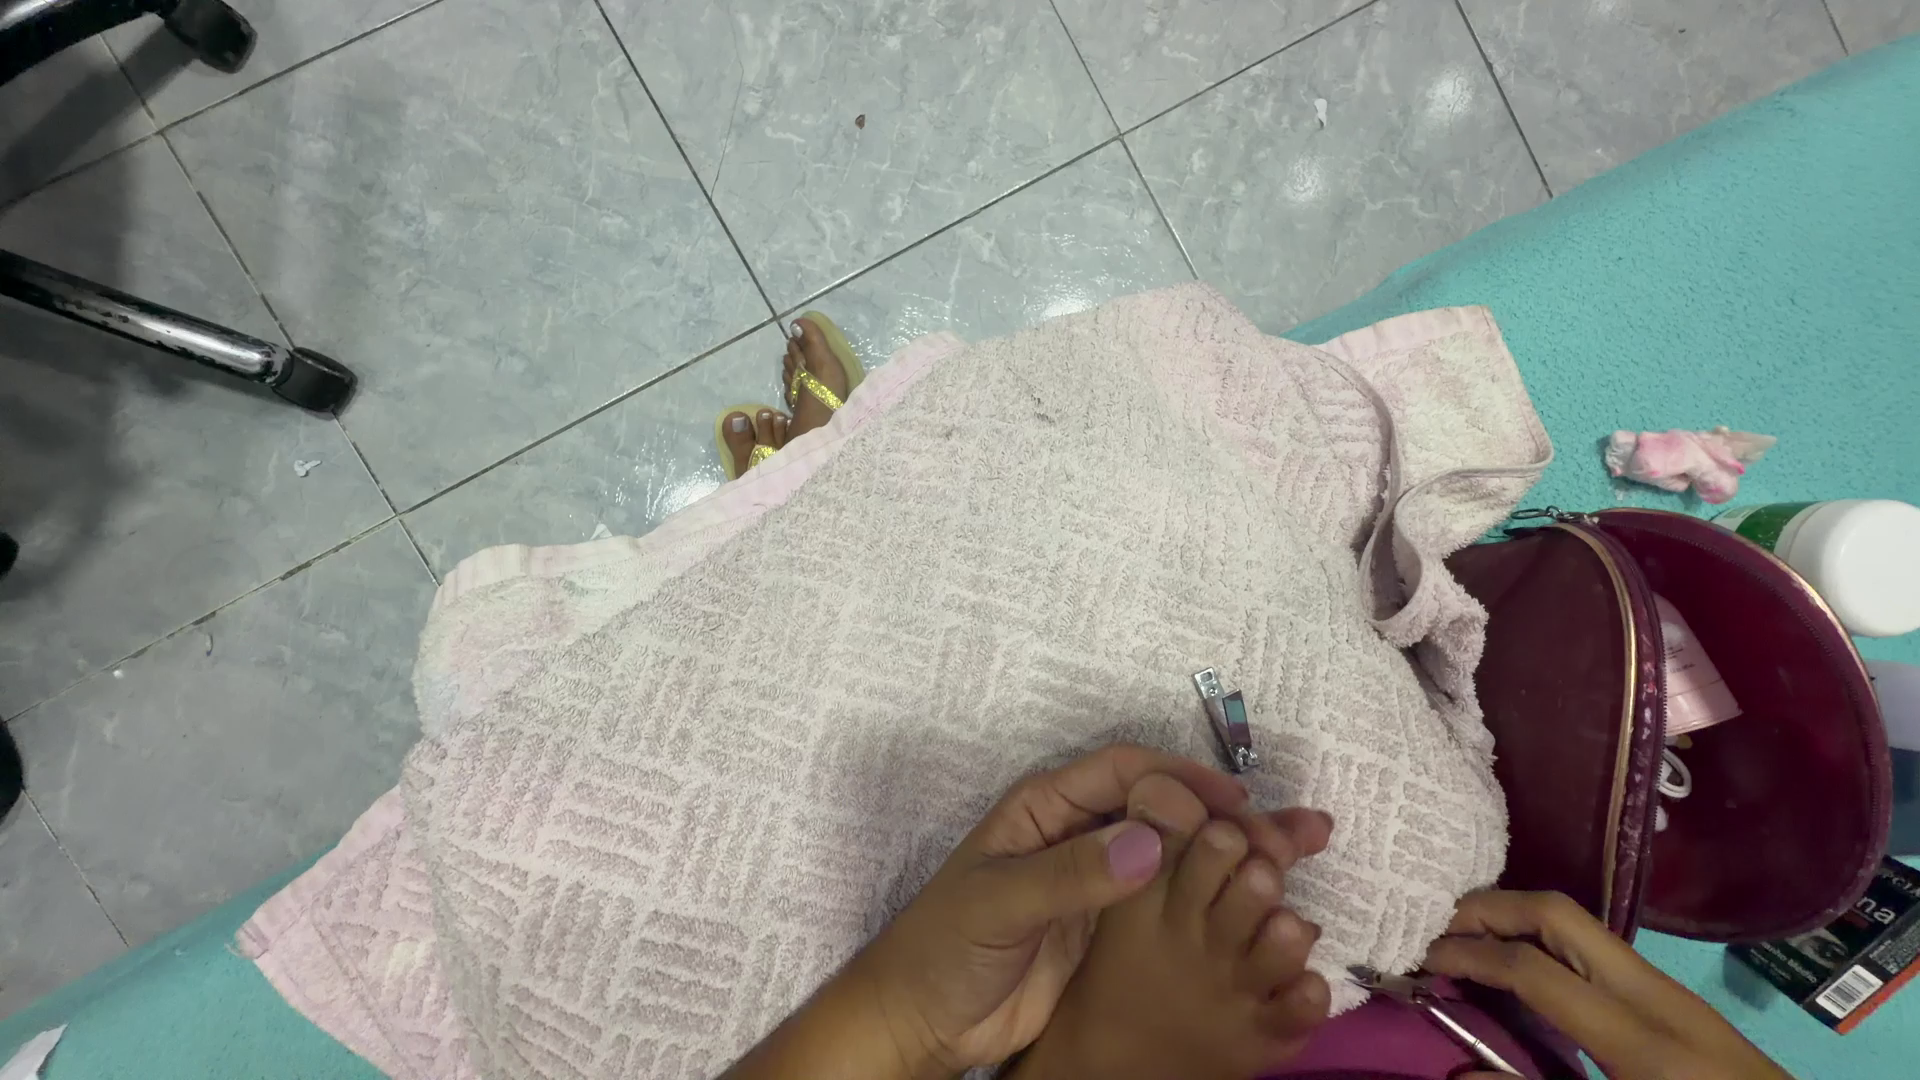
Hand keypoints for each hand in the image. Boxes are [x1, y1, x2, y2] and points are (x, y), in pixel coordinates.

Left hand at [849, 745, 1333, 1074]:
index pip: (1122, 772)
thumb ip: (1069, 874)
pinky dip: (1217, 893)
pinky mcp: (1114, 925)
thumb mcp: (999, 902)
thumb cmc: (947, 945)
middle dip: (1219, 813)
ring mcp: (1100, 877)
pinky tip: (1264, 904)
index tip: (1232, 806)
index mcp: (1047, 806)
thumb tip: (1152, 845)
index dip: (1177, 779)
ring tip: (1298, 852)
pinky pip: (1171, 898)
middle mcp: (1081, 830)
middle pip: (1159, 805)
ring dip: (1231, 848)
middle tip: (1281, 836)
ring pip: (1176, 848)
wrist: (929, 1017)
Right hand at [1424, 891, 1793, 1079]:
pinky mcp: (1674, 998)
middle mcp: (1653, 995)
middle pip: (1552, 912)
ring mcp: (1669, 990)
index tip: (1422, 960)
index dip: (1465, 956)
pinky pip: (1592, 944)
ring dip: (1512, 917)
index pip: (1529, 966)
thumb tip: (1458, 1074)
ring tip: (1470, 938)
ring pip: (1574, 919)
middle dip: (1486, 909)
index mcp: (1640, 1038)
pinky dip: (1542, 938)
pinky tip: (1522, 964)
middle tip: (1440, 929)